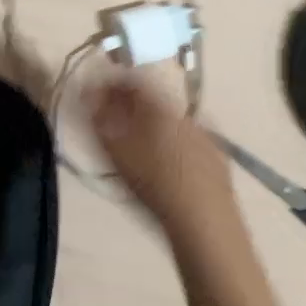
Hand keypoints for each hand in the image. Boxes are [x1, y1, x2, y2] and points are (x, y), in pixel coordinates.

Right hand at [85, 76, 234, 226]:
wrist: (207, 226)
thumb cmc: (154, 182)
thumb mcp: (115, 147)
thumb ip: (98, 115)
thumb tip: (87, 92)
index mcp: (160, 105)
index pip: (129, 80)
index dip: (107, 84)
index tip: (91, 95)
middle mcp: (185, 114)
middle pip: (150, 99)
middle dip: (128, 106)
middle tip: (110, 121)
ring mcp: (207, 137)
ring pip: (169, 120)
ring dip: (149, 125)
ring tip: (135, 144)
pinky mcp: (219, 160)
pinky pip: (186, 139)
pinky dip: (169, 142)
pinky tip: (163, 162)